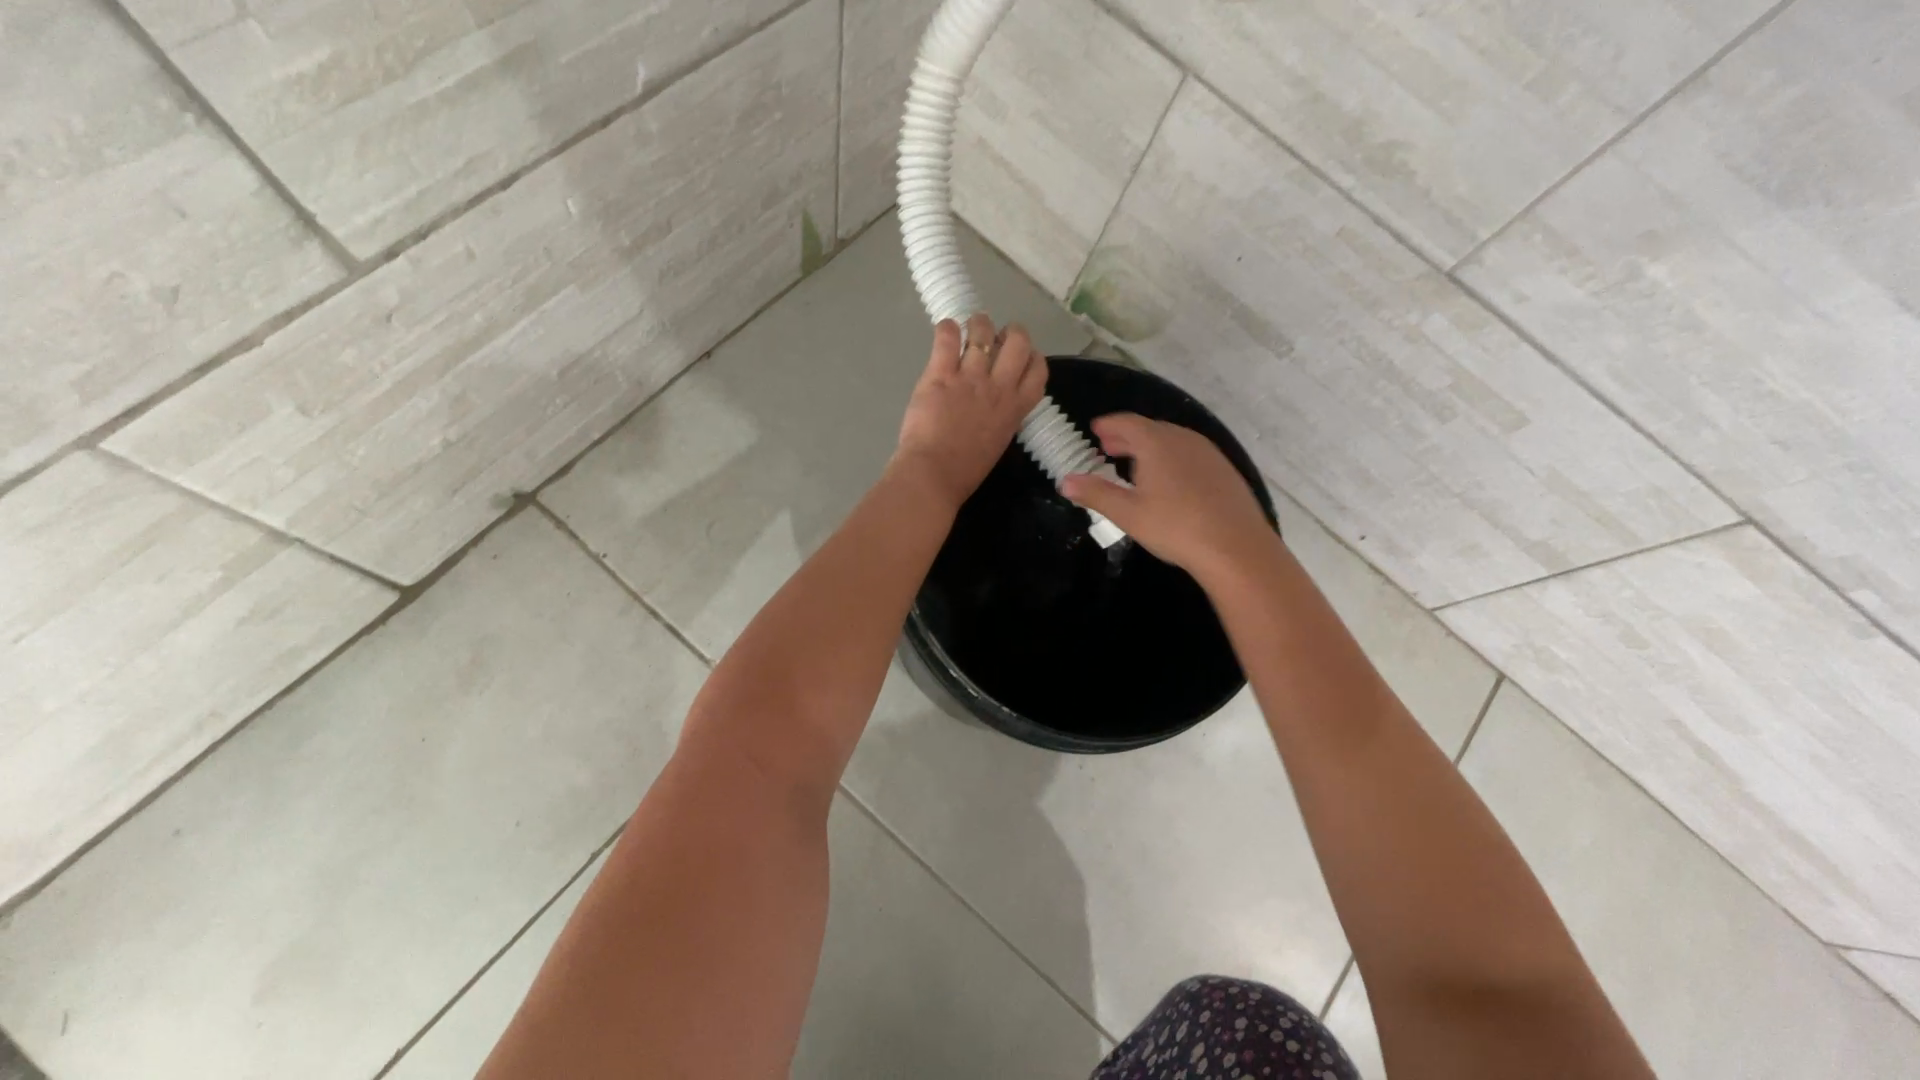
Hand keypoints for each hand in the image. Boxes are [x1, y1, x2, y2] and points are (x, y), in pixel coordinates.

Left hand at [893, 314, 1046, 509]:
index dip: (1032, 356)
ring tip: (970, 328)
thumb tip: (996, 405)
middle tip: (996, 337)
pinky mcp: (940, 374)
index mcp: (1016, 408)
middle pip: (1018, 342)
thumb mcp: (998, 442)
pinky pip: (947, 338)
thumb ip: (1002, 418)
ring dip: (978, 324)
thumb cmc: (965, 470)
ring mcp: (970, 378)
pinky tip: (946, 331)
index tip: (1021, 356)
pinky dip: (947, 328)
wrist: (934, 474)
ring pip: (983, 332)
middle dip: (1010, 332)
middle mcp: (998, 387)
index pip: (1038, 369)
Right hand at [1060, 413, 1277, 579]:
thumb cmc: (1175, 527)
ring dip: (1151, 448)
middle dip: (1128, 436)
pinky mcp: (1224, 470)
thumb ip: (1095, 494)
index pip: (1127, 422)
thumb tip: (1065, 481)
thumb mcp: (1128, 513)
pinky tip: (1170, 481)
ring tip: (1136, 465)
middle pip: (1151, 429)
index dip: (1109, 424)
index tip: (1096, 429)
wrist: (1236, 547)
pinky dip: (1172, 459)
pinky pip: (1190, 455)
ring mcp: (1208, 453)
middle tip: (1110, 447)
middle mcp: (1183, 439)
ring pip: (1173, 441)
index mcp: (1157, 443)